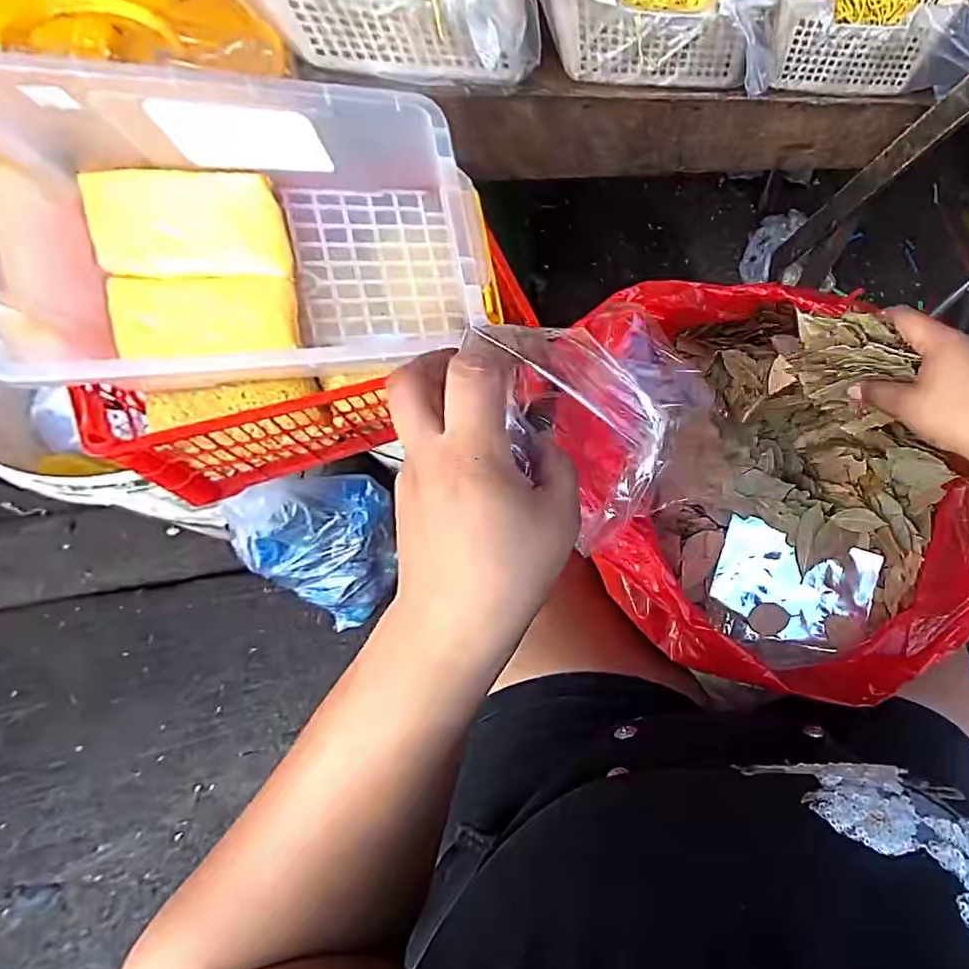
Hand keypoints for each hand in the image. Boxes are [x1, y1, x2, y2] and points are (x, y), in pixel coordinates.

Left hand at [385, 342, 577, 649]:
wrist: (454, 622)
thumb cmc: (516, 570)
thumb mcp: (561, 516)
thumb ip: (555, 465)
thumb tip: (539, 445)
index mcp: (473, 454)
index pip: (473, 372)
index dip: (499, 347)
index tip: (526, 350)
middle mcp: (430, 454)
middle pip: (410, 377)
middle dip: (444, 357)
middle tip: (482, 367)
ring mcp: (411, 475)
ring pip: (413, 412)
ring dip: (445, 398)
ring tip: (490, 422)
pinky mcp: (407, 496)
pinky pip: (424, 448)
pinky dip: (450, 438)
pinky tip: (486, 473)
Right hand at [851, 307, 968, 464]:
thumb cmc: (953, 416)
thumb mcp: (908, 406)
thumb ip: (878, 393)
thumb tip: (853, 388)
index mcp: (939, 339)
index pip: (902, 316)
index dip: (877, 320)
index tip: (858, 333)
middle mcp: (958, 341)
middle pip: (919, 331)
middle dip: (892, 344)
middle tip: (868, 359)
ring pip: (934, 349)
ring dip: (911, 360)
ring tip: (888, 376)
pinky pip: (947, 364)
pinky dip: (929, 371)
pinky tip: (918, 389)